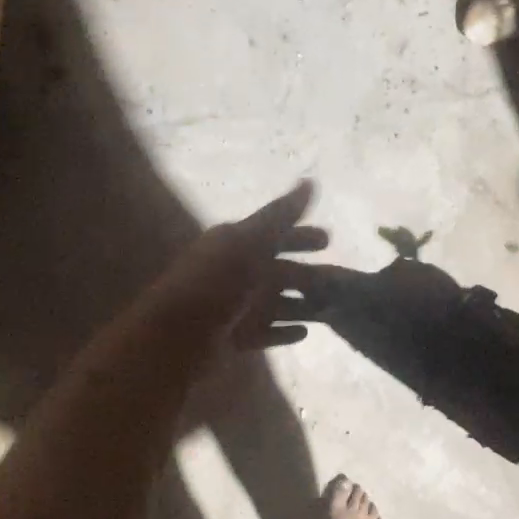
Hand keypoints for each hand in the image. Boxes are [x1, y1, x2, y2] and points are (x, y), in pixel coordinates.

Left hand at [142, 181, 327, 349]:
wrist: (177, 335)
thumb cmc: (215, 284)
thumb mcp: (248, 243)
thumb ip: (279, 217)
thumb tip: (310, 182)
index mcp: (238, 245)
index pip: (276, 235)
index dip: (301, 237)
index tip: (328, 240)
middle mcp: (240, 274)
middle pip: (282, 271)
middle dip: (309, 274)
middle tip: (340, 279)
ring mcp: (239, 307)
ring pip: (280, 303)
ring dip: (304, 304)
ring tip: (332, 307)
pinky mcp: (238, 336)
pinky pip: (269, 332)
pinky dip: (285, 332)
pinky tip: (306, 332)